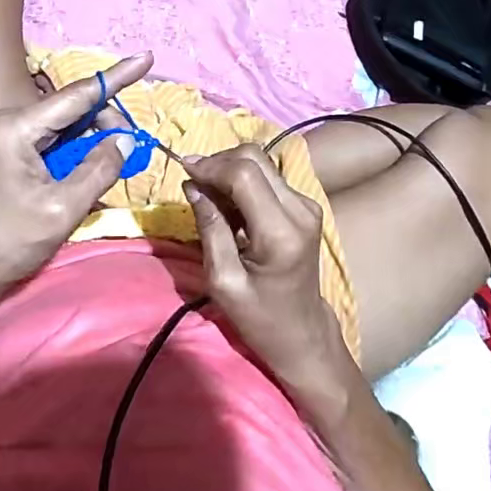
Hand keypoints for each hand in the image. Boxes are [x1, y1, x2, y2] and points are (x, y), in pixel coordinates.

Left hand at [0, 52, 154, 290]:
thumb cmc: (9, 241)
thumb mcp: (63, 208)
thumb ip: (99, 169)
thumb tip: (126, 140)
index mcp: (17, 127)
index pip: (78, 94)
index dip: (116, 77)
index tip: (146, 58)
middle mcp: (13, 121)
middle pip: (76, 108)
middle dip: (107, 124)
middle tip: (128, 153)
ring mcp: (12, 135)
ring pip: (71, 125)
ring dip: (96, 140)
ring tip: (112, 166)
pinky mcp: (16, 152)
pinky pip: (59, 141)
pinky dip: (81, 152)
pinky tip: (94, 168)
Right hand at [183, 146, 349, 388]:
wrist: (301, 332)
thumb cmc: (259, 316)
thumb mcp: (223, 280)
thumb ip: (210, 228)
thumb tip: (193, 185)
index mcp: (281, 232)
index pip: (245, 174)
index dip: (211, 166)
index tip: (183, 171)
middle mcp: (301, 210)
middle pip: (255, 158)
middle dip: (219, 163)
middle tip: (194, 185)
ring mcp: (307, 205)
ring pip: (261, 163)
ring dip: (229, 171)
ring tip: (210, 199)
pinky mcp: (305, 206)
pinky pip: (268, 177)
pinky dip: (243, 182)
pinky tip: (230, 207)